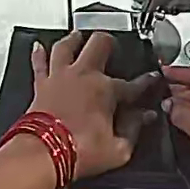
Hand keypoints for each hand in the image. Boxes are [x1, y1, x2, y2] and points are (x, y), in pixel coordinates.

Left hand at [26, 32, 156, 178]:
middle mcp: (83, 76)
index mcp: (106, 90)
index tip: (151, 81)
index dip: (146, 82)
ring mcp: (60, 77)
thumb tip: (143, 120)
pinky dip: (38, 53)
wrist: (43, 153)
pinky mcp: (41, 85)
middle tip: (113, 44)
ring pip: (67, 46)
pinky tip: (38, 46)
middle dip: (109, 42)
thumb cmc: (78, 151)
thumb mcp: (118, 149)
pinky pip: (39, 63)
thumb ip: (134, 130)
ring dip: (74, 39)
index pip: (133, 84)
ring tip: (79, 35)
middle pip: (99, 45)